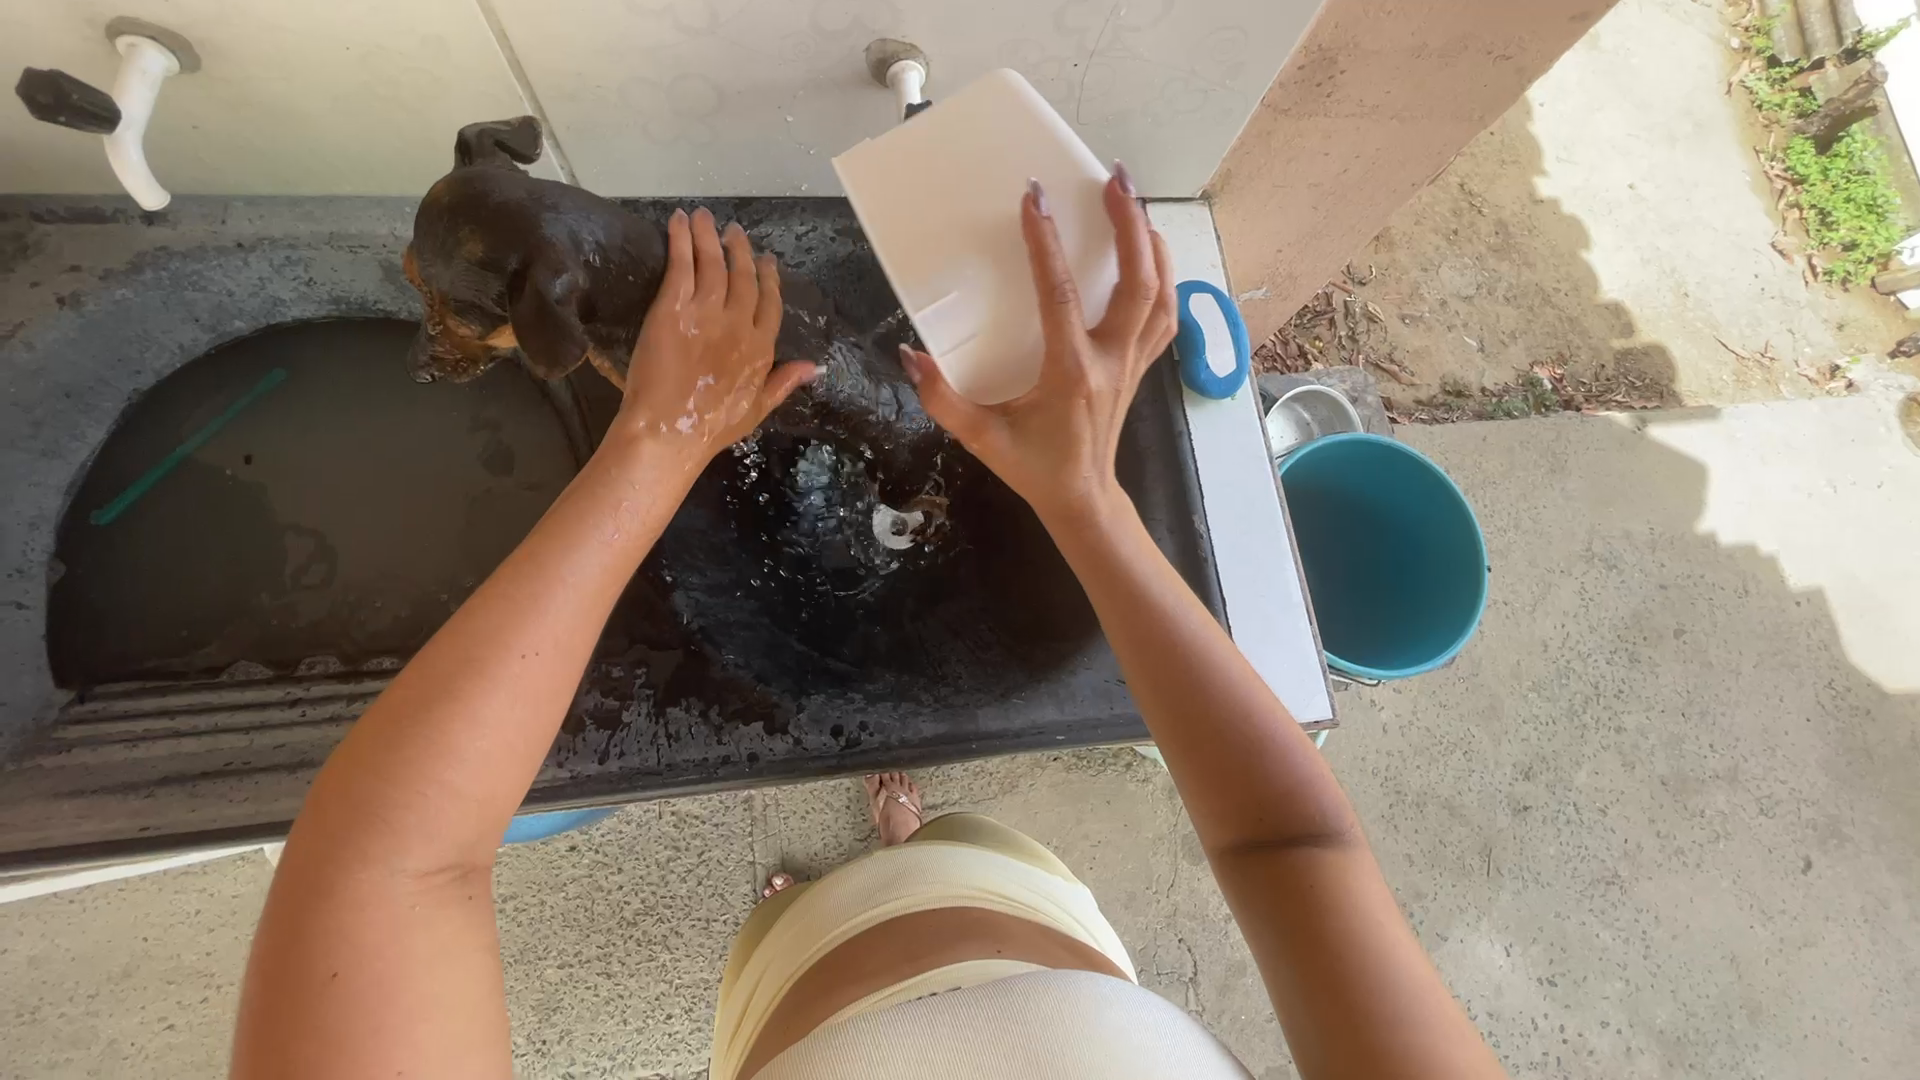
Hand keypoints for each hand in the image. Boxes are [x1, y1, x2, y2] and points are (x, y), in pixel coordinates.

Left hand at [611, 206, 816, 470]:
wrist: (671, 430)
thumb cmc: (713, 427)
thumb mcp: (758, 408)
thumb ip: (784, 382)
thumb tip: (814, 367)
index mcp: (761, 348)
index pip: (770, 303)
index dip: (769, 278)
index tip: (766, 260)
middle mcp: (738, 324)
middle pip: (744, 277)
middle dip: (740, 250)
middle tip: (734, 230)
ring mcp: (706, 313)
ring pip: (713, 264)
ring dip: (709, 236)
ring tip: (704, 216)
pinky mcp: (673, 308)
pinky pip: (681, 265)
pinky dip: (680, 240)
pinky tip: (679, 222)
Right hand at [900, 171, 1176, 526]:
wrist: (1081, 497)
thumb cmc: (1032, 467)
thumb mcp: (981, 438)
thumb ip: (943, 400)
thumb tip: (912, 355)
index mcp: (1070, 373)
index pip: (1060, 296)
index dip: (1045, 244)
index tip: (1033, 199)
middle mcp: (1109, 361)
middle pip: (1136, 282)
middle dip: (1128, 224)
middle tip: (1113, 179)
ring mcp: (1132, 364)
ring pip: (1161, 294)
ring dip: (1151, 244)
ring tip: (1133, 204)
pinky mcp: (1139, 368)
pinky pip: (1164, 316)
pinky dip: (1163, 278)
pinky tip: (1150, 255)